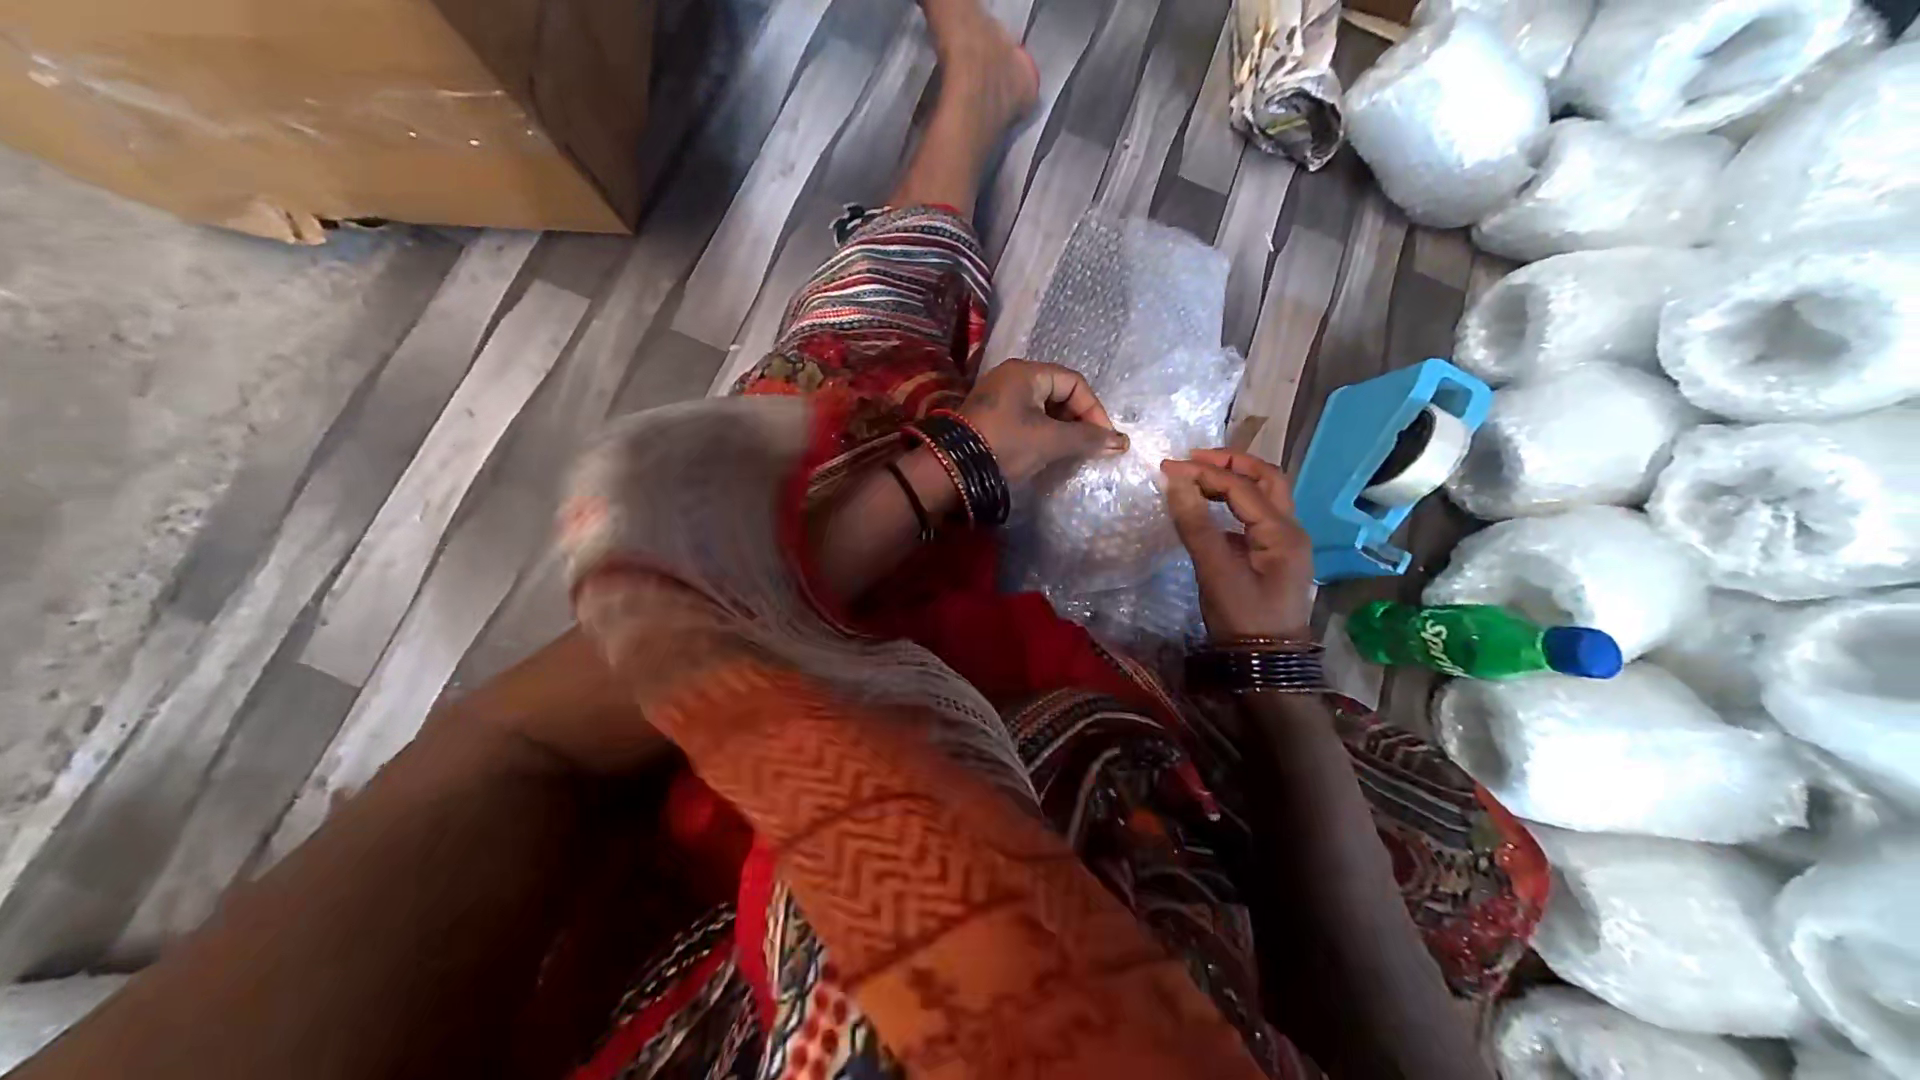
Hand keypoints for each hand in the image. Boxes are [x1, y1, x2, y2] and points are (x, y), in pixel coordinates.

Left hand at [958, 359, 1127, 484]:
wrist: (952, 468)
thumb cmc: (1006, 446)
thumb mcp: (1050, 441)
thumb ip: (1087, 438)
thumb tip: (1121, 441)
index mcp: (1027, 372)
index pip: (1074, 383)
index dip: (1094, 410)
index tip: (1103, 438)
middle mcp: (1011, 376)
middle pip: (1059, 392)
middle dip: (1078, 419)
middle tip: (1088, 445)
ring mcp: (998, 396)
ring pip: (1042, 407)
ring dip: (1061, 428)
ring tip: (1070, 451)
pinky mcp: (990, 416)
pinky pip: (1026, 417)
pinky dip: (1042, 432)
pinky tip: (1047, 452)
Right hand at [1161, 449, 1314, 641]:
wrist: (1265, 663)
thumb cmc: (1242, 618)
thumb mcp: (1215, 572)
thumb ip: (1196, 524)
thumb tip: (1175, 480)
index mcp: (1281, 532)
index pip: (1241, 487)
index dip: (1203, 473)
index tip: (1167, 468)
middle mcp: (1290, 530)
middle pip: (1267, 479)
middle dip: (1231, 463)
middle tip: (1194, 459)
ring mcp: (1284, 543)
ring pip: (1265, 496)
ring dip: (1235, 480)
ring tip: (1200, 476)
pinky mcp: (1273, 556)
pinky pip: (1256, 516)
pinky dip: (1234, 503)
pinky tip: (1210, 509)